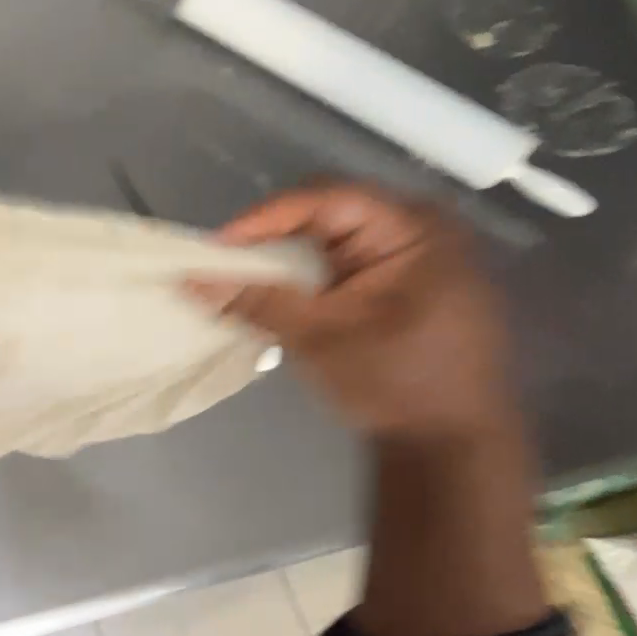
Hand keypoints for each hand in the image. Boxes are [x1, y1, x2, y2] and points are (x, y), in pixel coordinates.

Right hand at [186, 183, 515, 443]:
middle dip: (265, 240)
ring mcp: (404, 262)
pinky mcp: (392, 289)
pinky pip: (334, 269)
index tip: (212, 249)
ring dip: (277, 264)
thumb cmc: (394, 380)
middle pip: (324, 216)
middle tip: (216, 268)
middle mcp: (412, 233)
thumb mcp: (318, 337)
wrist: (447, 436)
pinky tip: (266, 302)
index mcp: (411, 230)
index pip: (326, 199)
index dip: (264, 218)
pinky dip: (296, 282)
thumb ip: (256, 302)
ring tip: (233, 285)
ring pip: (325, 244)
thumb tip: (189, 279)